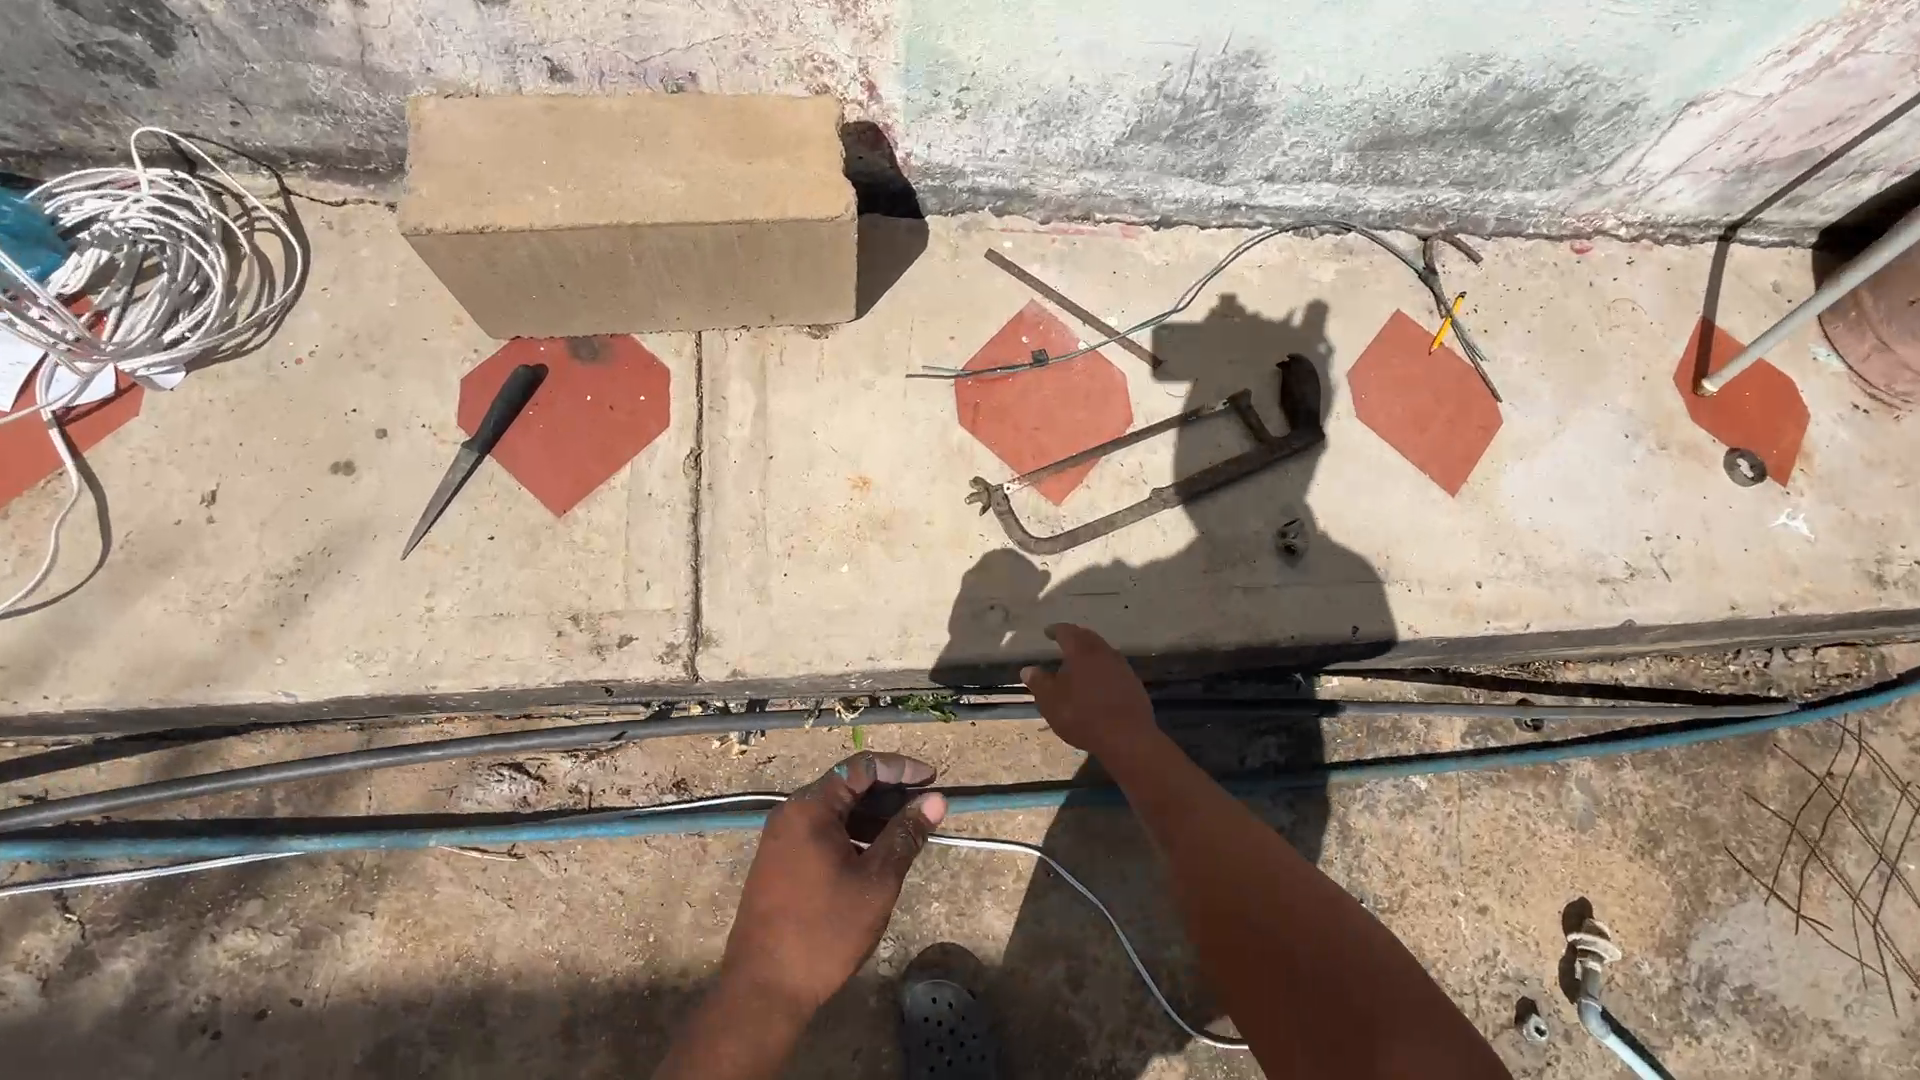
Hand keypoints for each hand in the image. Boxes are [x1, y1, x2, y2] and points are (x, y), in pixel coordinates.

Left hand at [719, 752, 947, 1017]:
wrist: (763, 989)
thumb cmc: (824, 931)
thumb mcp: (876, 881)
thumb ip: (905, 835)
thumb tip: (935, 800)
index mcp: (810, 808)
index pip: (861, 766)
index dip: (900, 768)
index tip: (933, 779)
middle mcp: (791, 813)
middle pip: (847, 784)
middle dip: (890, 792)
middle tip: (926, 807)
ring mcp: (782, 838)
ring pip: (836, 810)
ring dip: (873, 815)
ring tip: (909, 832)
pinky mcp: (781, 862)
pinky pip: (823, 832)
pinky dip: (853, 834)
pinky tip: (878, 854)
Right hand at [1020, 623, 1158, 755]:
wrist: (1126, 737)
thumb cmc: (1082, 715)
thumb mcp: (1051, 701)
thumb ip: (1039, 682)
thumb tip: (1028, 669)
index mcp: (1081, 651)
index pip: (1067, 632)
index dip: (1056, 630)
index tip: (1048, 632)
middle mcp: (1103, 652)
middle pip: (1088, 637)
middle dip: (1076, 637)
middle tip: (1066, 641)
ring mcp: (1122, 667)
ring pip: (1104, 651)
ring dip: (1091, 653)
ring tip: (1081, 662)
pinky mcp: (1134, 683)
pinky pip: (1115, 668)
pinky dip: (1103, 669)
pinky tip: (1099, 682)